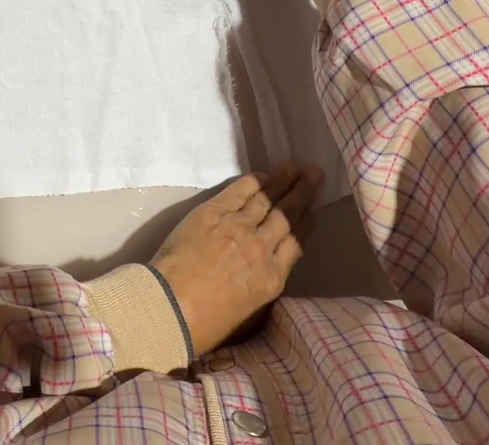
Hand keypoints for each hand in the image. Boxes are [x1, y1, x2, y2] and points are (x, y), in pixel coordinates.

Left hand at [150, 161, 321, 355]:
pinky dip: (253, 181)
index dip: (307, 221)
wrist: (172, 306)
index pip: (296, 242)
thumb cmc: (206, 323)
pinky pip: (238, 191)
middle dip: (303, 192)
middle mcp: (261, 248)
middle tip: (316, 173)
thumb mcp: (249, 312)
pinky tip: (262, 174)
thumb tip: (267, 267)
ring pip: (267, 198)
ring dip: (283, 179)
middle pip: (287, 214)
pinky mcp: (213, 212)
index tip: (314, 208)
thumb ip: (262, 284)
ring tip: (296, 165)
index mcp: (272, 278)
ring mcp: (238, 226)